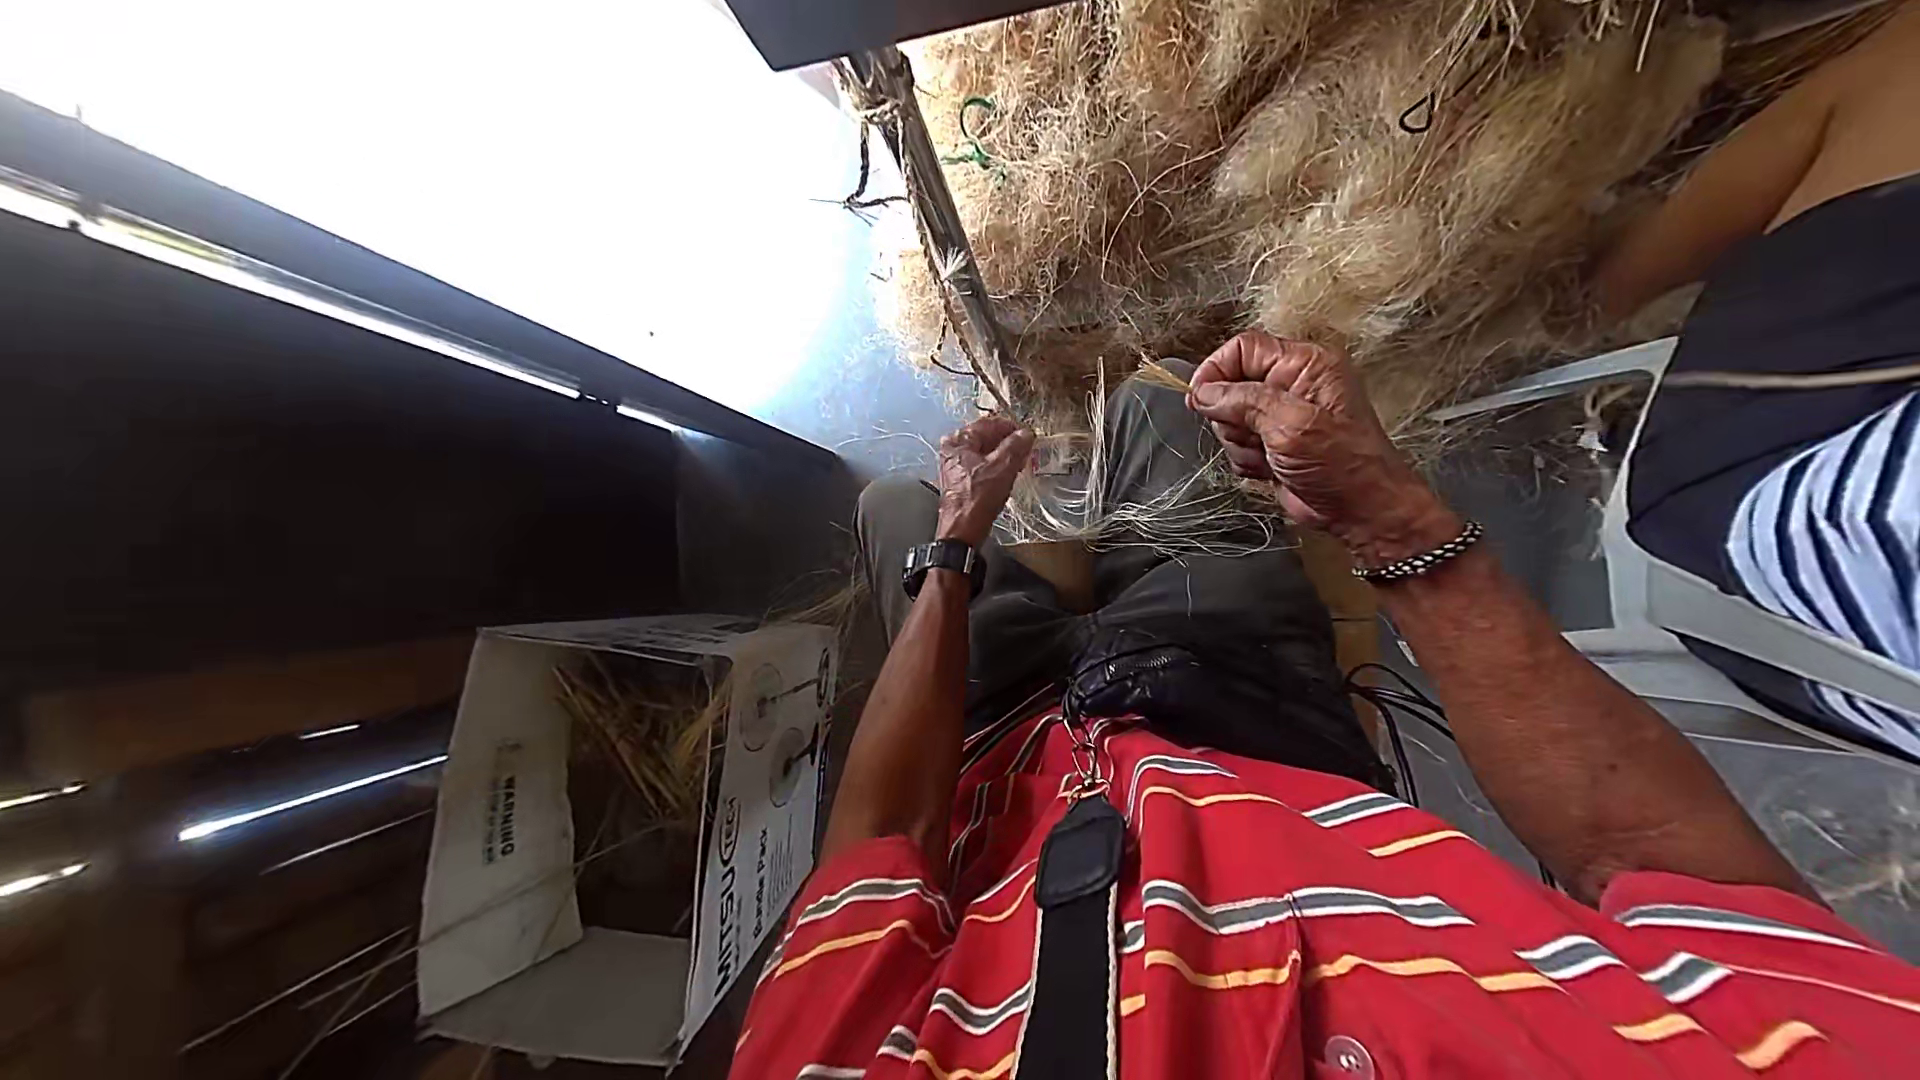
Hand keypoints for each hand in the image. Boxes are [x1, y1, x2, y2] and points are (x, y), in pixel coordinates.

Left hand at [935, 415, 1035, 547]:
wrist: (963, 530)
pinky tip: (1008, 476)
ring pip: (986, 453)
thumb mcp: (1002, 468)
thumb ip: (1015, 446)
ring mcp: (956, 467)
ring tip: (1020, 463)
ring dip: (1004, 457)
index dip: (1012, 427)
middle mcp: (953, 451)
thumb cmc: (977, 499)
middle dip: (1009, 443)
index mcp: (958, 441)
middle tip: (1026, 450)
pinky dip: (997, 468)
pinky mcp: (962, 482)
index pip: (989, 423)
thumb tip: (1026, 434)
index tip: (1028, 435)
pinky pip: (983, 467)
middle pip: (987, 438)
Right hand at [1186, 331, 1458, 564]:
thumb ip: (1243, 401)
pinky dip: (1244, 459)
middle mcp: (1291, 384)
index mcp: (1305, 364)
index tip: (1200, 398)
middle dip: (1230, 417)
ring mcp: (1279, 414)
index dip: (1216, 370)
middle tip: (1254, 435)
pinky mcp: (1270, 441)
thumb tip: (1202, 391)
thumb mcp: (1291, 425)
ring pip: (1227, 418)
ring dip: (1238, 442)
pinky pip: (1235, 443)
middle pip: (1229, 385)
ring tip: (1267, 455)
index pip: (1243, 348)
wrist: (1359, 510)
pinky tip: (1268, 467)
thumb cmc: (1343, 464)